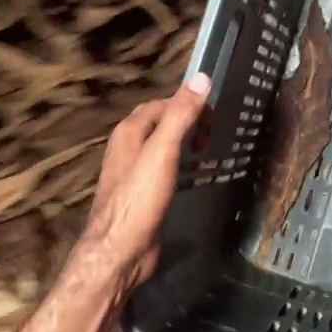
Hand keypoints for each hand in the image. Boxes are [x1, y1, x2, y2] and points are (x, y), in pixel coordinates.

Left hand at [78, 73, 211, 289]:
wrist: (119, 254)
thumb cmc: (139, 199)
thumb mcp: (162, 151)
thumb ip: (180, 115)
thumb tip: (201, 78)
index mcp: (128, 133)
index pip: (160, 104)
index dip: (186, 103)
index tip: (212, 115)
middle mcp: (126, 149)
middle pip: (158, 123)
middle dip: (185, 122)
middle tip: (211, 133)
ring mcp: (131, 174)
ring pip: (160, 148)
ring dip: (183, 143)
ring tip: (207, 151)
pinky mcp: (140, 197)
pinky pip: (162, 171)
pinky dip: (179, 166)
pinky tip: (192, 179)